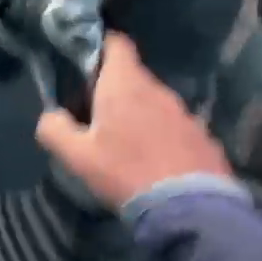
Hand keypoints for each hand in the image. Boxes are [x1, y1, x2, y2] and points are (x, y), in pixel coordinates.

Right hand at [35, 32, 233, 209]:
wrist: (196, 217)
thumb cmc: (126, 173)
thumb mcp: (75, 155)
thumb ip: (53, 127)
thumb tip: (52, 115)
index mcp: (124, 84)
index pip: (116, 43)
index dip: (99, 43)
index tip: (84, 56)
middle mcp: (159, 92)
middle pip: (133, 77)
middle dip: (115, 88)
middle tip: (97, 112)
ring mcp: (189, 118)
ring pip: (157, 104)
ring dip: (142, 114)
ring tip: (130, 142)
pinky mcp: (209, 143)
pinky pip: (179, 129)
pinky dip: (166, 137)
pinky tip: (158, 162)